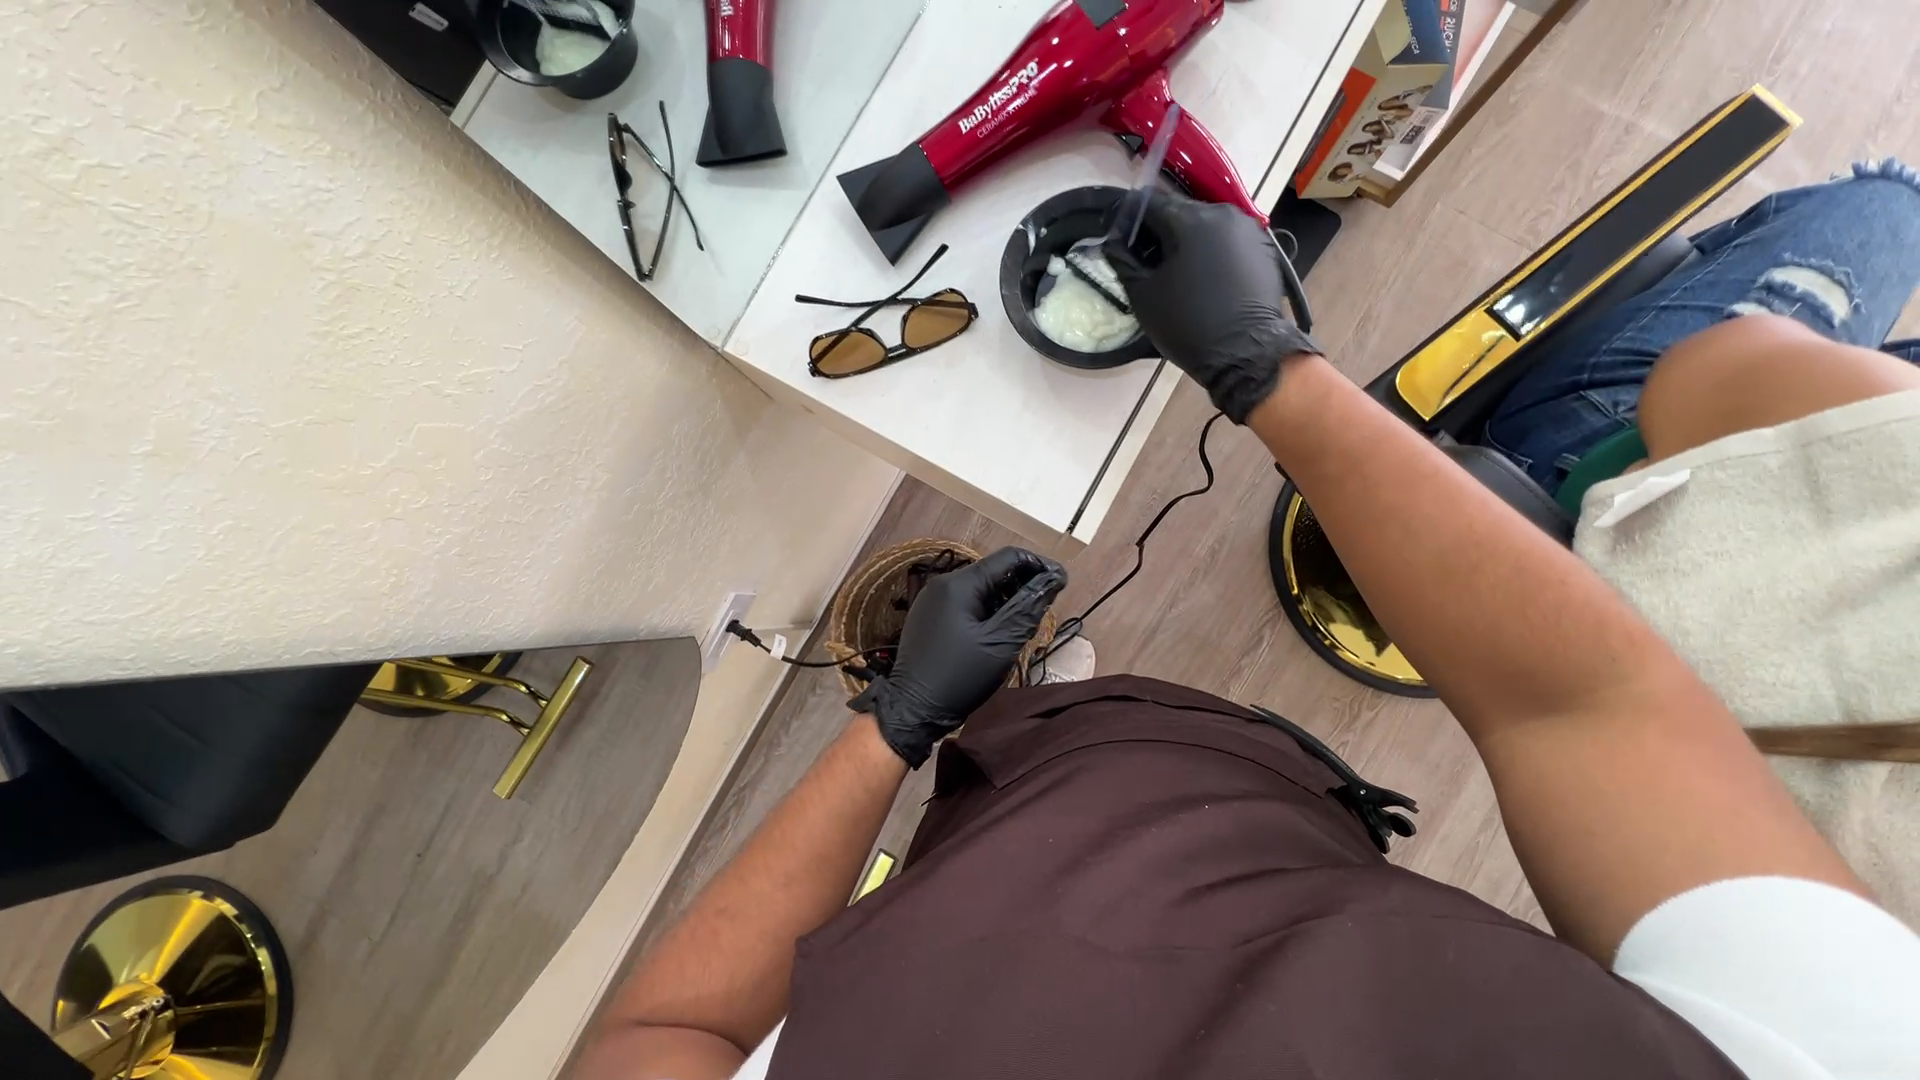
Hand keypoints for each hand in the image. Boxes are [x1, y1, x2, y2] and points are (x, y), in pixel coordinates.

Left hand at [851, 547, 1066, 766]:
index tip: (1061, 584)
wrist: (912, 709)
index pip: (1008, 558)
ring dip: (1006, 601)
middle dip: (1022, 587)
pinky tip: (998, 634)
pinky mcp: (930, 617)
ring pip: (980, 589)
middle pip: (994, 572)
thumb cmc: (960, 675)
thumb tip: (1054, 578)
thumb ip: (1028, 607)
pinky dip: (987, 612)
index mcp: (960, 583)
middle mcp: (943, 583)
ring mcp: (933, 601)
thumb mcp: (1001, 642)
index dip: (1039, 567)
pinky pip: (966, 604)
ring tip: (1022, 627)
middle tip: (1041, 613)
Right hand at [1104, 193, 1319, 422]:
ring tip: (1176, 270)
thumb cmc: (1187, 325)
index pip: (1149, 203)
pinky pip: (1228, 240)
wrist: (1245, 353)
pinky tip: (1205, 277)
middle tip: (1145, 258)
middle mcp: (1222, 214)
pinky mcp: (1264, 247)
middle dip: (1159, 231)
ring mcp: (1248, 229)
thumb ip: (1123, 260)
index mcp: (1189, 221)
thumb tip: (1113, 240)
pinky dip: (1211, 251)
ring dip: (1187, 240)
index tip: (1118, 235)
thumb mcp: (1143, 295)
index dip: (1128, 218)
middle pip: (1180, 212)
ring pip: (1206, 224)